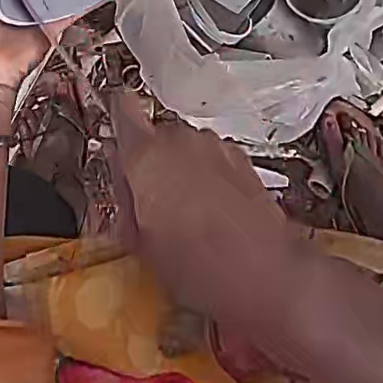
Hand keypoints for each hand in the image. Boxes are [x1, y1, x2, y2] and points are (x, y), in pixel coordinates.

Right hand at [110, 92, 300, 337]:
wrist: (264, 271)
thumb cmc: (194, 262)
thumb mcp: (141, 243)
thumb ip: (126, 203)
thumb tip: (126, 190)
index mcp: (145, 154)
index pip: (122, 110)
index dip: (118, 118)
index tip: (118, 138)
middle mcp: (179, 138)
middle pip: (154, 136)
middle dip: (150, 161)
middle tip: (151, 202)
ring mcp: (213, 146)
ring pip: (185, 147)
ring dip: (181, 168)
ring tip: (187, 211)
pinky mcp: (241, 158)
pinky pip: (212, 158)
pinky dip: (209, 174)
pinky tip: (214, 211)